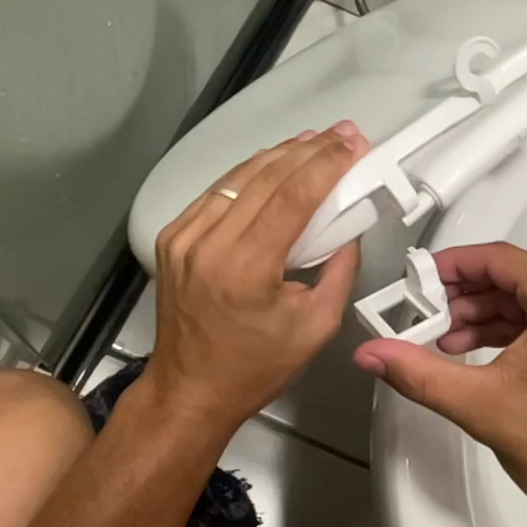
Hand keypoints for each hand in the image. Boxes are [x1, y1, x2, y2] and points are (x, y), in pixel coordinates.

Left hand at [143, 123, 368, 428]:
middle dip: (311, 150)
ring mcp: (184, 237)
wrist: (188, 392)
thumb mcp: (317, 326)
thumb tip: (350, 224)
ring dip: (281, 154)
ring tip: (315, 140)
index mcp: (245, 270)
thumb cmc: (255, 367)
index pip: (292, 197)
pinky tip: (275, 162)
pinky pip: (218, 191)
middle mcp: (209, 245)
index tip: (353, 145)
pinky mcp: (172, 236)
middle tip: (343, 134)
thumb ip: (340, 268)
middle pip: (267, 177)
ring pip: (240, 176)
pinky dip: (251, 172)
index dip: (327, 164)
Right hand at [352, 243, 526, 526]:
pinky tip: (474, 354)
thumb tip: (372, 354)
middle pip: (510, 276)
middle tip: (421, 313)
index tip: (417, 280)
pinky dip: (505, 332)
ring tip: (441, 340)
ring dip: (481, 314)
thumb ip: (420, 374)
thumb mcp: (484, 407)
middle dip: (461, 294)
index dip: (450, 266)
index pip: (497, 258)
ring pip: (523, 300)